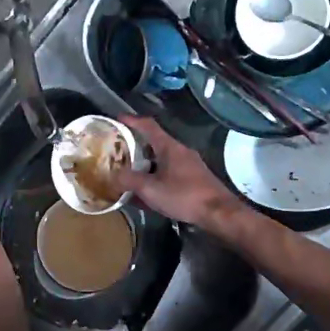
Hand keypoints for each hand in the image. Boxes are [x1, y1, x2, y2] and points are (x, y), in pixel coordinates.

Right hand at [113, 116, 244, 229]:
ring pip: (163, 159)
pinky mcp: (196, 178)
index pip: (148, 126)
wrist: (218, 211)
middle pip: (155, 143)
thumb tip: (112, 176)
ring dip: (146, 164)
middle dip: (136, 146)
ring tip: (130, 173)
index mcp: (170, 147)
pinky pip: (171, 172)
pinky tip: (149, 192)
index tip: (117, 118)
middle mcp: (181, 151)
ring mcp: (190, 165)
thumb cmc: (184, 196)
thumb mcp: (151, 189)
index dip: (132, 120)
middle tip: (119, 150)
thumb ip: (129, 180)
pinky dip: (157, 177)